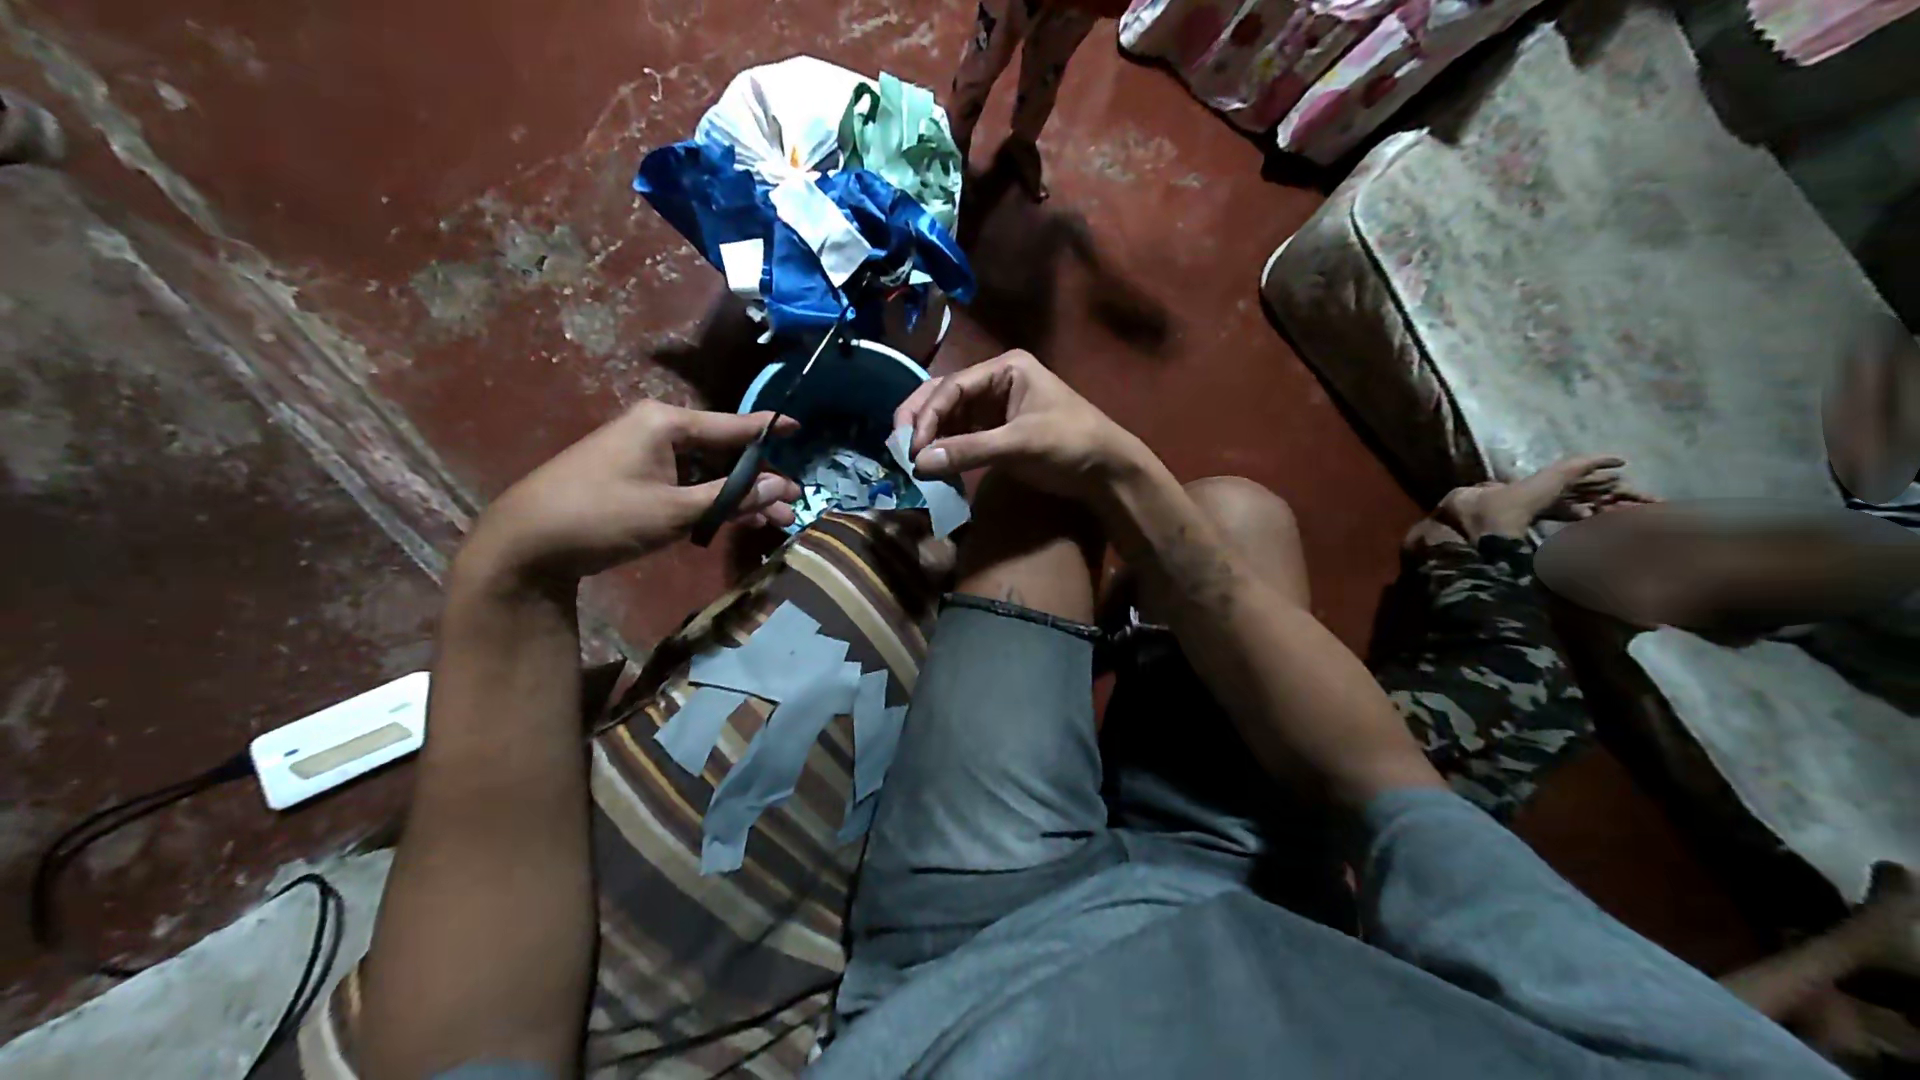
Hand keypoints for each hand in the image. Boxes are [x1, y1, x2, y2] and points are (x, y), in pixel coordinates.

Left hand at [460, 402, 800, 587]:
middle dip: (757, 480)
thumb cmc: (604, 517)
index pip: (732, 424)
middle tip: (791, 505)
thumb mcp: (676, 511)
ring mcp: (644, 455)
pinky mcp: (635, 478)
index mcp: (666, 423)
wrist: (526, 543)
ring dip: (736, 496)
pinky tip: (735, 520)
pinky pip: (684, 484)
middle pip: (722, 452)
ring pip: (705, 472)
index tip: (800, 428)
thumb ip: (732, 498)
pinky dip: (709, 501)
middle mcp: (657, 431)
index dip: (768, 430)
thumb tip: (783, 486)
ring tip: (773, 520)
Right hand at [894, 350, 1139, 499]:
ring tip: (911, 460)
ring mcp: (994, 408)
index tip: (911, 446)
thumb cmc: (1070, 444)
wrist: (1106, 471)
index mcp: (1005, 368)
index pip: (952, 386)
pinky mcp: (995, 432)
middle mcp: (995, 382)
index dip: (927, 415)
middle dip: (920, 421)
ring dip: (929, 438)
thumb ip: (968, 451)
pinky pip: (960, 437)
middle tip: (899, 448)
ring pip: (948, 418)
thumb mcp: (1020, 444)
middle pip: (944, 396)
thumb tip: (918, 464)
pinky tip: (931, 466)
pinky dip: (944, 450)